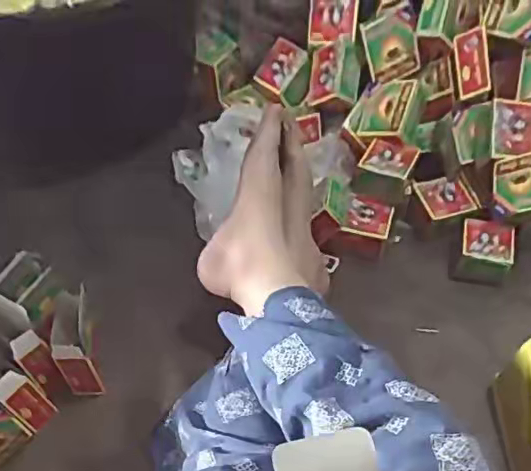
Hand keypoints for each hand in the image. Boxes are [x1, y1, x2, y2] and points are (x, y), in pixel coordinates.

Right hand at [195, 105, 329, 314]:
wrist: (276, 300)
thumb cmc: (238, 268)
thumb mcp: (213, 259)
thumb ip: (221, 253)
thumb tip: (228, 264)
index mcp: (260, 192)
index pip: (265, 154)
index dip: (269, 133)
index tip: (275, 112)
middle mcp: (289, 208)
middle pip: (296, 171)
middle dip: (292, 147)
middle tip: (291, 130)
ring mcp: (308, 238)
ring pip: (305, 210)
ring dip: (299, 197)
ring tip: (293, 190)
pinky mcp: (317, 267)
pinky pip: (308, 251)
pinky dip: (300, 248)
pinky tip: (295, 256)